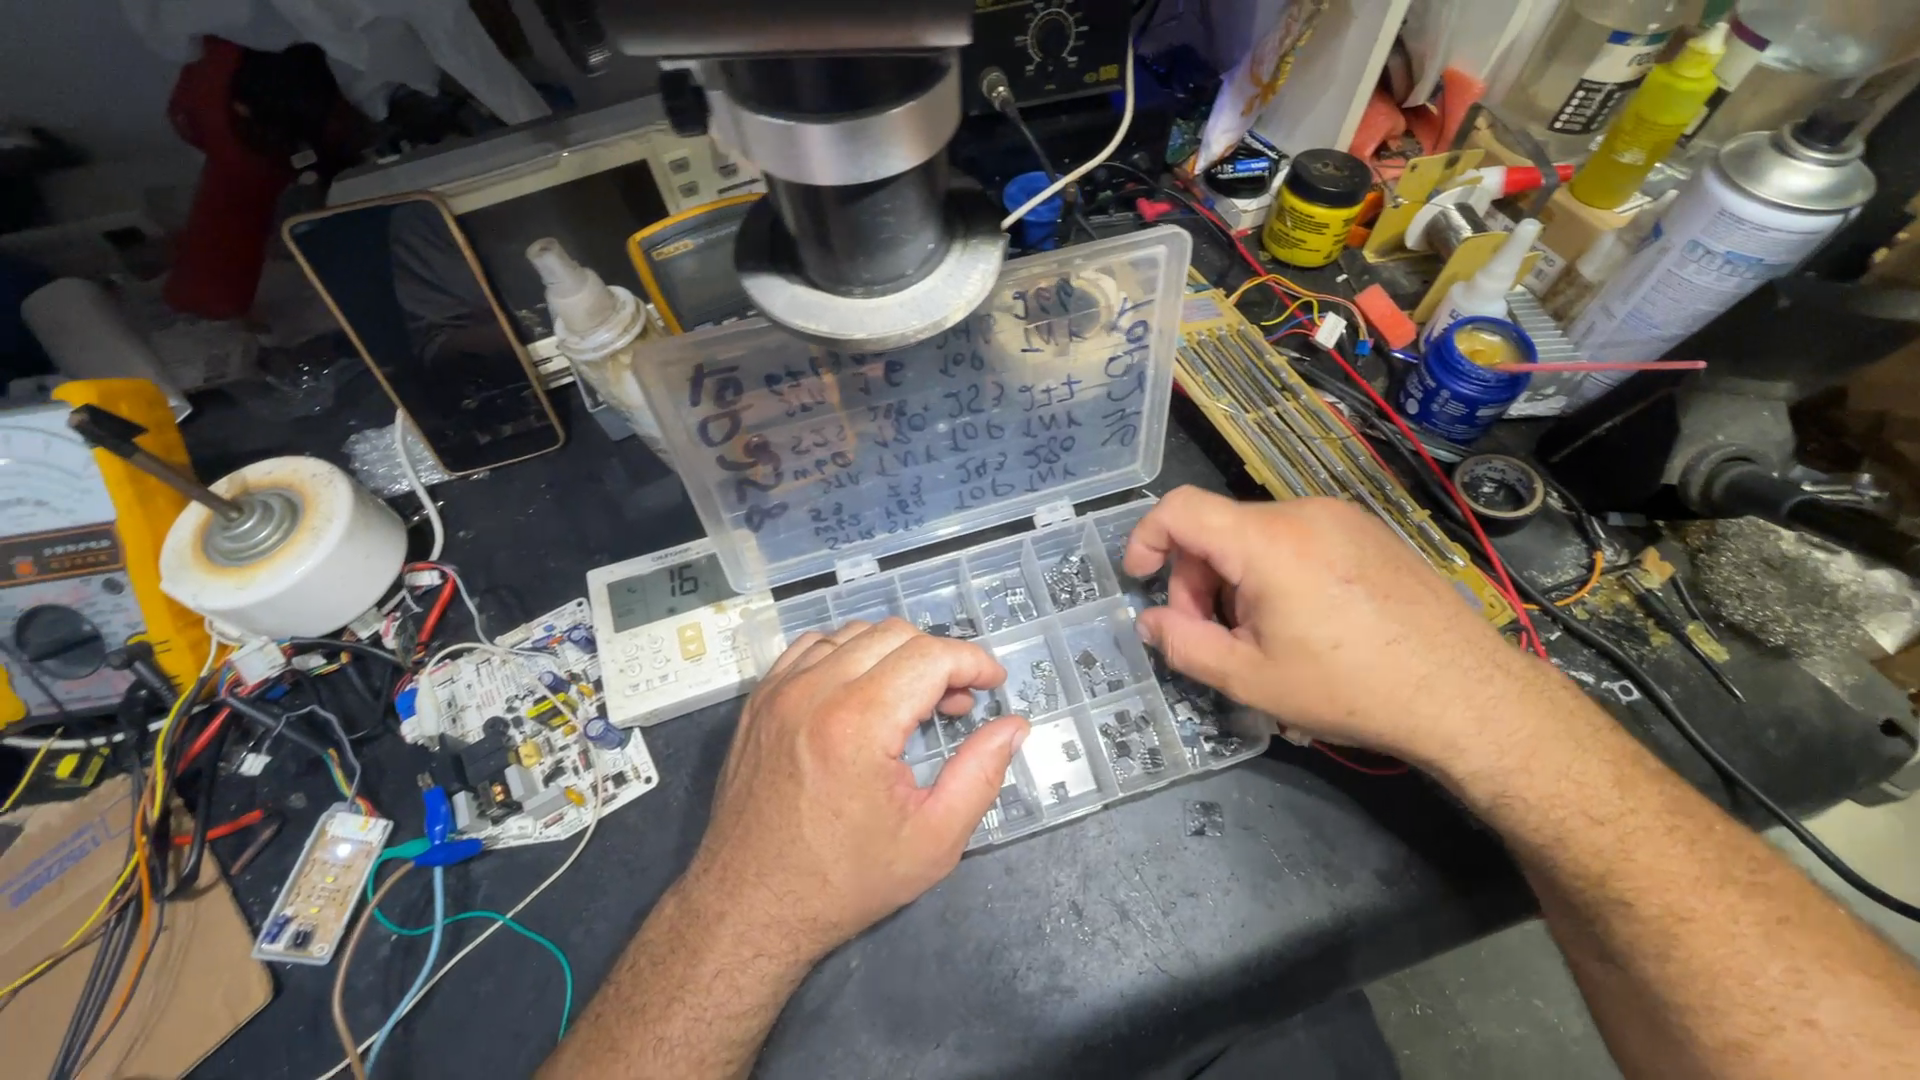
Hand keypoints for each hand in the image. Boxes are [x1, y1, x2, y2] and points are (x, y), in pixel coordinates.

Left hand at [684, 618, 1028, 960]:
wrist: (750, 906)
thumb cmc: (846, 881)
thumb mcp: (933, 841)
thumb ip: (981, 774)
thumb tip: (1013, 727)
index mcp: (859, 723)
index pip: (930, 656)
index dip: (973, 662)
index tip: (993, 684)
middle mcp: (814, 691)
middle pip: (894, 634)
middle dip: (938, 658)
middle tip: (956, 703)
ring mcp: (778, 691)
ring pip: (852, 634)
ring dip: (893, 654)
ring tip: (910, 700)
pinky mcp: (758, 700)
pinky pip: (811, 648)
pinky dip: (847, 655)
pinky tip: (860, 692)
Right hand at [1122, 487, 1549, 768]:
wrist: (1464, 692)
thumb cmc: (1348, 687)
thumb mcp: (1250, 679)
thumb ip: (1184, 645)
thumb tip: (1149, 622)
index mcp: (1267, 541)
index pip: (1180, 508)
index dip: (1145, 538)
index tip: (1141, 579)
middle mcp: (1302, 512)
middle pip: (1218, 528)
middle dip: (1197, 579)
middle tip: (1210, 635)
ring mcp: (1341, 517)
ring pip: (1256, 536)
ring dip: (1235, 580)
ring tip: (1261, 636)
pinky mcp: (1367, 531)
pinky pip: (1296, 539)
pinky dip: (1274, 572)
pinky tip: (1301, 621)